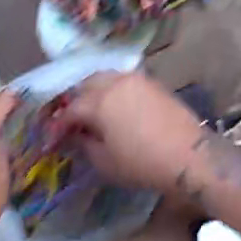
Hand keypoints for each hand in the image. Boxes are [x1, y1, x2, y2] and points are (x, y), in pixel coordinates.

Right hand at [64, 72, 208, 193]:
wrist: (187, 154)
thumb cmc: (142, 163)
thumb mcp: (106, 162)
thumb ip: (86, 144)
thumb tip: (77, 135)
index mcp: (100, 101)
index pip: (71, 109)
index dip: (59, 125)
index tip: (53, 139)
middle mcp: (115, 82)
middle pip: (87, 84)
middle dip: (75, 100)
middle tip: (72, 121)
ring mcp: (136, 79)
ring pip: (106, 77)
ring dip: (94, 91)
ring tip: (92, 111)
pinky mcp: (152, 82)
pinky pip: (124, 79)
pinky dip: (113, 89)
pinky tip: (114, 106)